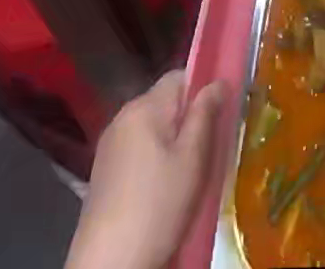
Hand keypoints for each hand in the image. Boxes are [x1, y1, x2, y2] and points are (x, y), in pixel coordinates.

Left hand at [64, 71, 231, 268]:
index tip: (220, 113)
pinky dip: (156, 156)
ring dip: (174, 138)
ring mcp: (109, 145)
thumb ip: (206, 112)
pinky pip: (140, 147)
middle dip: (189, 116)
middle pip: (167, 100)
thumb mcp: (193, 157)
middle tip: (209, 145)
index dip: (203, 87)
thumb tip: (218, 81)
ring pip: (154, 126)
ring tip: (190, 168)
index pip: (181, 75)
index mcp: (144, 107)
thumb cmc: (159, 204)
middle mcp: (122, 117)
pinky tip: (165, 185)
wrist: (109, 267)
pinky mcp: (104, 171)